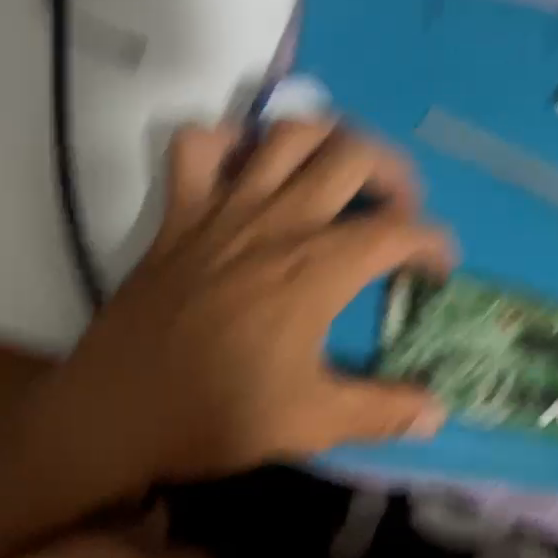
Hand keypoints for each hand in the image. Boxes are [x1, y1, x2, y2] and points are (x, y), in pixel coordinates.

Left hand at [26, 120, 456, 491]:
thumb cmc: (216, 414)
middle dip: (394, 172)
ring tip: (340, 170)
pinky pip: (198, 146)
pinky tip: (245, 166)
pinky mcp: (181, 210)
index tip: (438, 269)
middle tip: (398, 208)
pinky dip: (225, 141)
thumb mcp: (310, 423)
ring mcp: (225, 207)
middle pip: (353, 155)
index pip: (398, 231)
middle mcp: (277, 221)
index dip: (433, 243)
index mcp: (316, 268)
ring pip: (286, 134)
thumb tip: (437, 412)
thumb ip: (380, 410)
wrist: (119, 409)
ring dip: (326, 139)